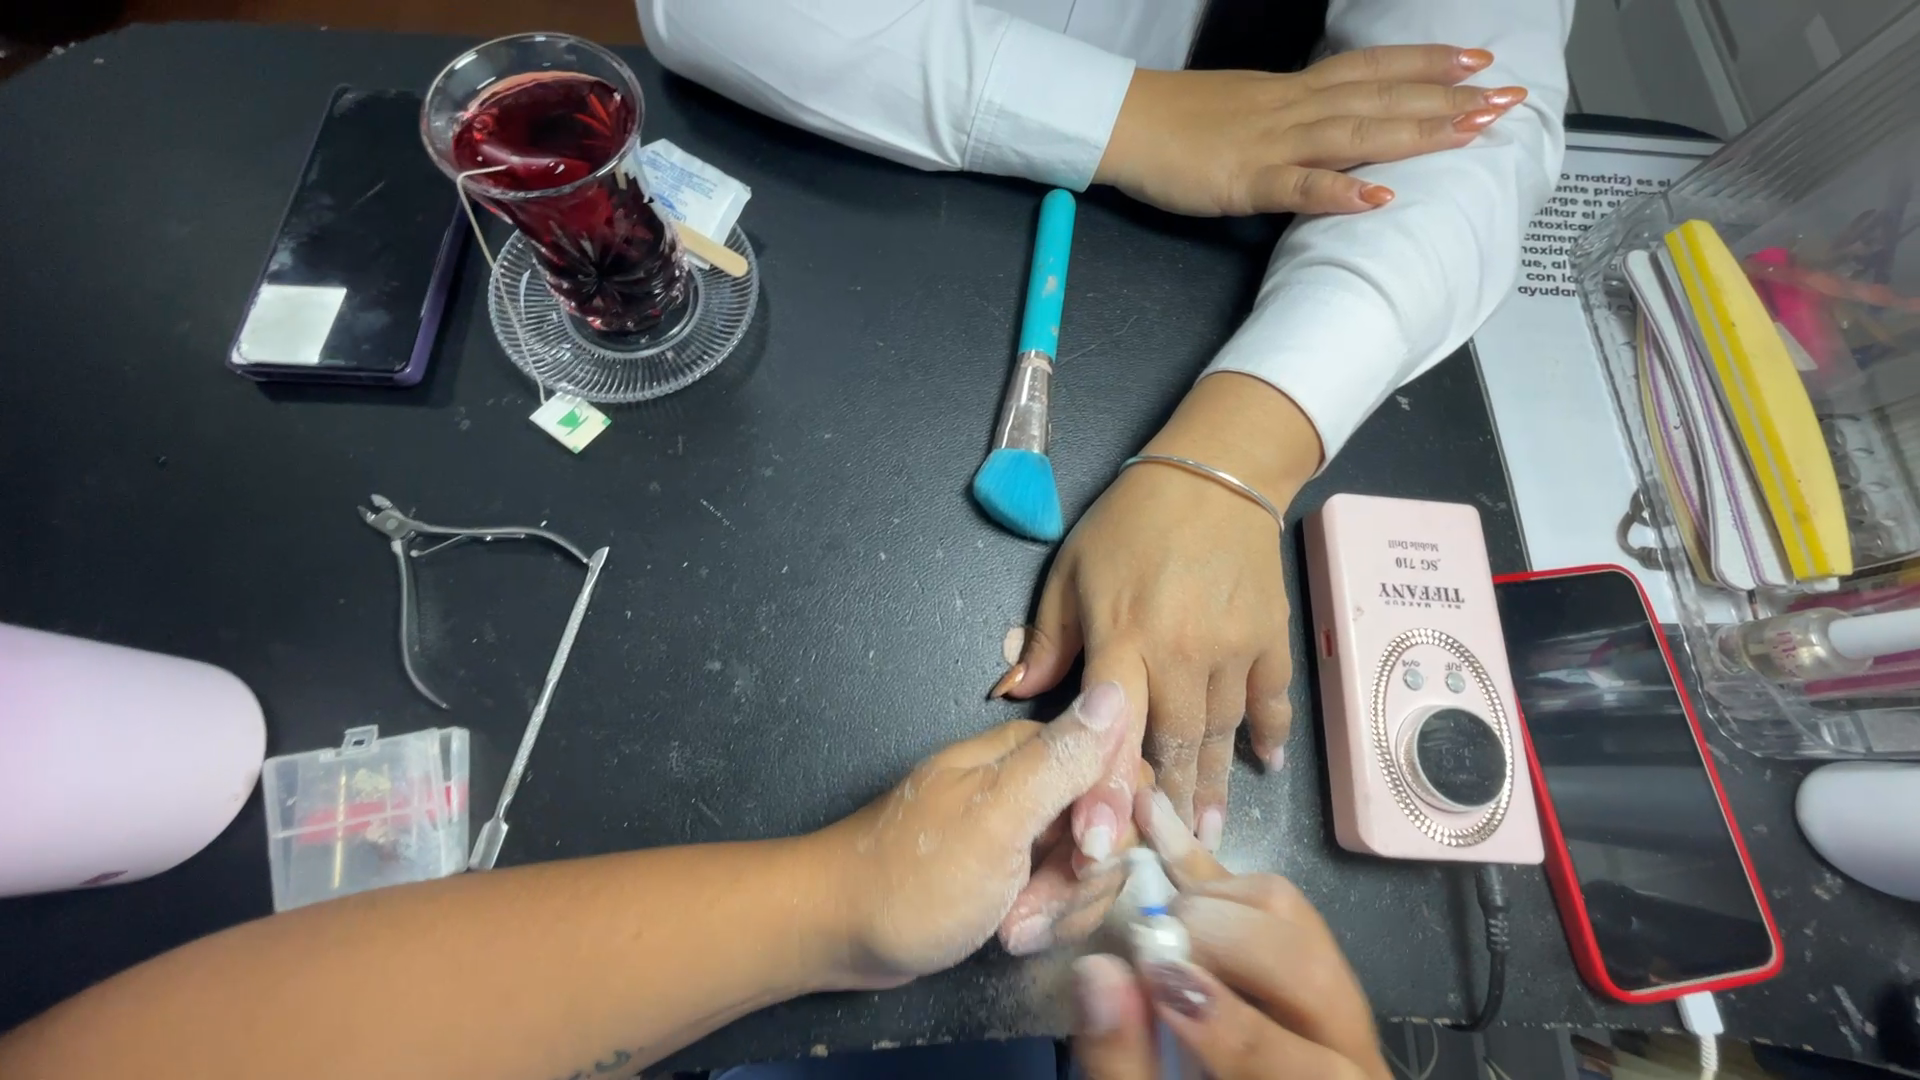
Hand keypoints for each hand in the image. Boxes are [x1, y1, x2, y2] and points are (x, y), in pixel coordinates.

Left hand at [810, 682, 1151, 985]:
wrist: (842, 931)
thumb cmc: (915, 875)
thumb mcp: (995, 818)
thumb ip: (1059, 760)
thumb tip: (1116, 689)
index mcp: (1027, 753)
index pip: (1115, 763)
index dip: (1113, 813)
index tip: (1085, 857)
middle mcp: (1032, 781)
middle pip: (1109, 822)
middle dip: (1082, 876)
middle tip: (1031, 903)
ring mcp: (1026, 828)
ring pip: (1091, 865)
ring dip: (1060, 905)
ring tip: (1011, 926)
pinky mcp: (1019, 869)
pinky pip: (1065, 891)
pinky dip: (1046, 918)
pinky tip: (1009, 934)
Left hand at [993, 374, 1318, 854]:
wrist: (1213, 476)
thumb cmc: (1129, 524)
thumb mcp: (1072, 572)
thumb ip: (1048, 639)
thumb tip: (1010, 692)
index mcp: (1123, 636)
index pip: (1111, 726)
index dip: (1105, 786)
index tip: (1102, 841)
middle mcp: (1181, 652)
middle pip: (1173, 741)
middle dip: (1168, 800)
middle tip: (1166, 850)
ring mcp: (1235, 647)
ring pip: (1220, 730)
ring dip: (1214, 783)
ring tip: (1210, 829)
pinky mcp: (1272, 636)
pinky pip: (1270, 697)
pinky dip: (1267, 732)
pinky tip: (1264, 764)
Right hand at [1072, 791, 1391, 1078]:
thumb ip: (1127, 1064)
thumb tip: (1100, 973)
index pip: (1306, 1065)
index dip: (1228, 1020)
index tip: (1158, 980)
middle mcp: (1349, 1042)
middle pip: (1309, 969)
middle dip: (1220, 939)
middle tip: (1151, 941)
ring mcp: (1333, 990)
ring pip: (1291, 912)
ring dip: (1214, 899)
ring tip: (1158, 914)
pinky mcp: (1297, 946)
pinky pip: (1259, 893)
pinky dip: (1200, 862)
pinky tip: (1154, 817)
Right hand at [1095, 45, 1525, 215]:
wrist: (1127, 123)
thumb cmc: (1175, 121)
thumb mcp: (1238, 112)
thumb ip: (1278, 121)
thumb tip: (1305, 134)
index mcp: (1289, 92)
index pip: (1369, 71)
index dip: (1424, 65)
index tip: (1475, 61)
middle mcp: (1292, 110)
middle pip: (1379, 99)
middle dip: (1446, 99)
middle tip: (1505, 100)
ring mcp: (1271, 144)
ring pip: (1355, 133)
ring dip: (1416, 132)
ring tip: (1471, 133)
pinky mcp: (1244, 181)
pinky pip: (1299, 186)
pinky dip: (1340, 191)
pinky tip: (1378, 197)